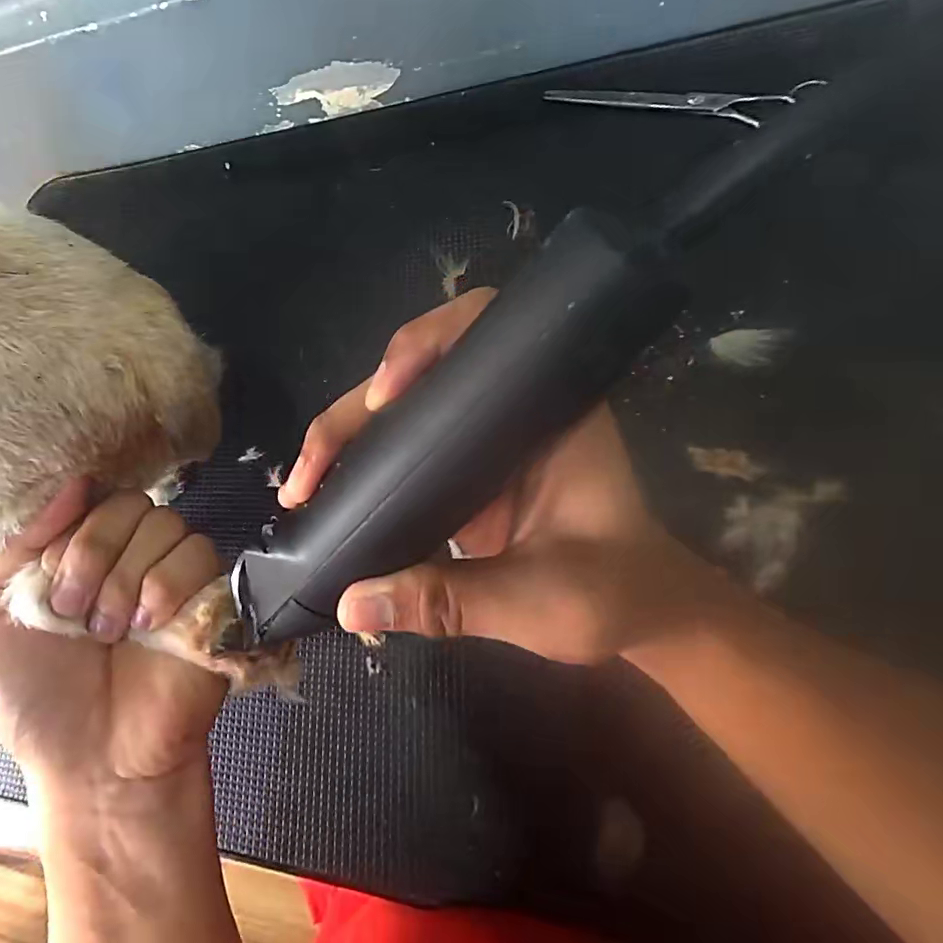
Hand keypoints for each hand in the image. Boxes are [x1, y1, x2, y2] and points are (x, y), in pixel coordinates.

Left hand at [0, 480, 225, 800]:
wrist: (93, 761)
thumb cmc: (37, 699)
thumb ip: (19, 546)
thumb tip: (78, 482)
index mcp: (85, 554)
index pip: (95, 498)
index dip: (73, 533)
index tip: (52, 586)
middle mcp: (133, 557)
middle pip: (134, 503)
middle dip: (96, 553)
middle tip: (76, 613)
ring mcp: (175, 575)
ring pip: (169, 524)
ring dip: (128, 578)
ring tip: (112, 632)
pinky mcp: (211, 596)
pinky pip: (201, 554)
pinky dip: (169, 584)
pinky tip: (149, 627)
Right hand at [278, 288, 729, 663]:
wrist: (635, 608)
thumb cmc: (608, 593)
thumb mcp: (536, 602)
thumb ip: (450, 602)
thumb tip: (349, 603)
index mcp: (545, 411)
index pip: (483, 334)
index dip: (426, 343)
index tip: (386, 395)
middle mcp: (509, 410)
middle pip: (423, 370)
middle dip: (359, 405)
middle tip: (315, 461)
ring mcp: (483, 439)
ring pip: (406, 408)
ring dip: (351, 432)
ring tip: (307, 478)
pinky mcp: (464, 471)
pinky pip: (406, 447)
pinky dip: (366, 461)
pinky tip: (331, 490)